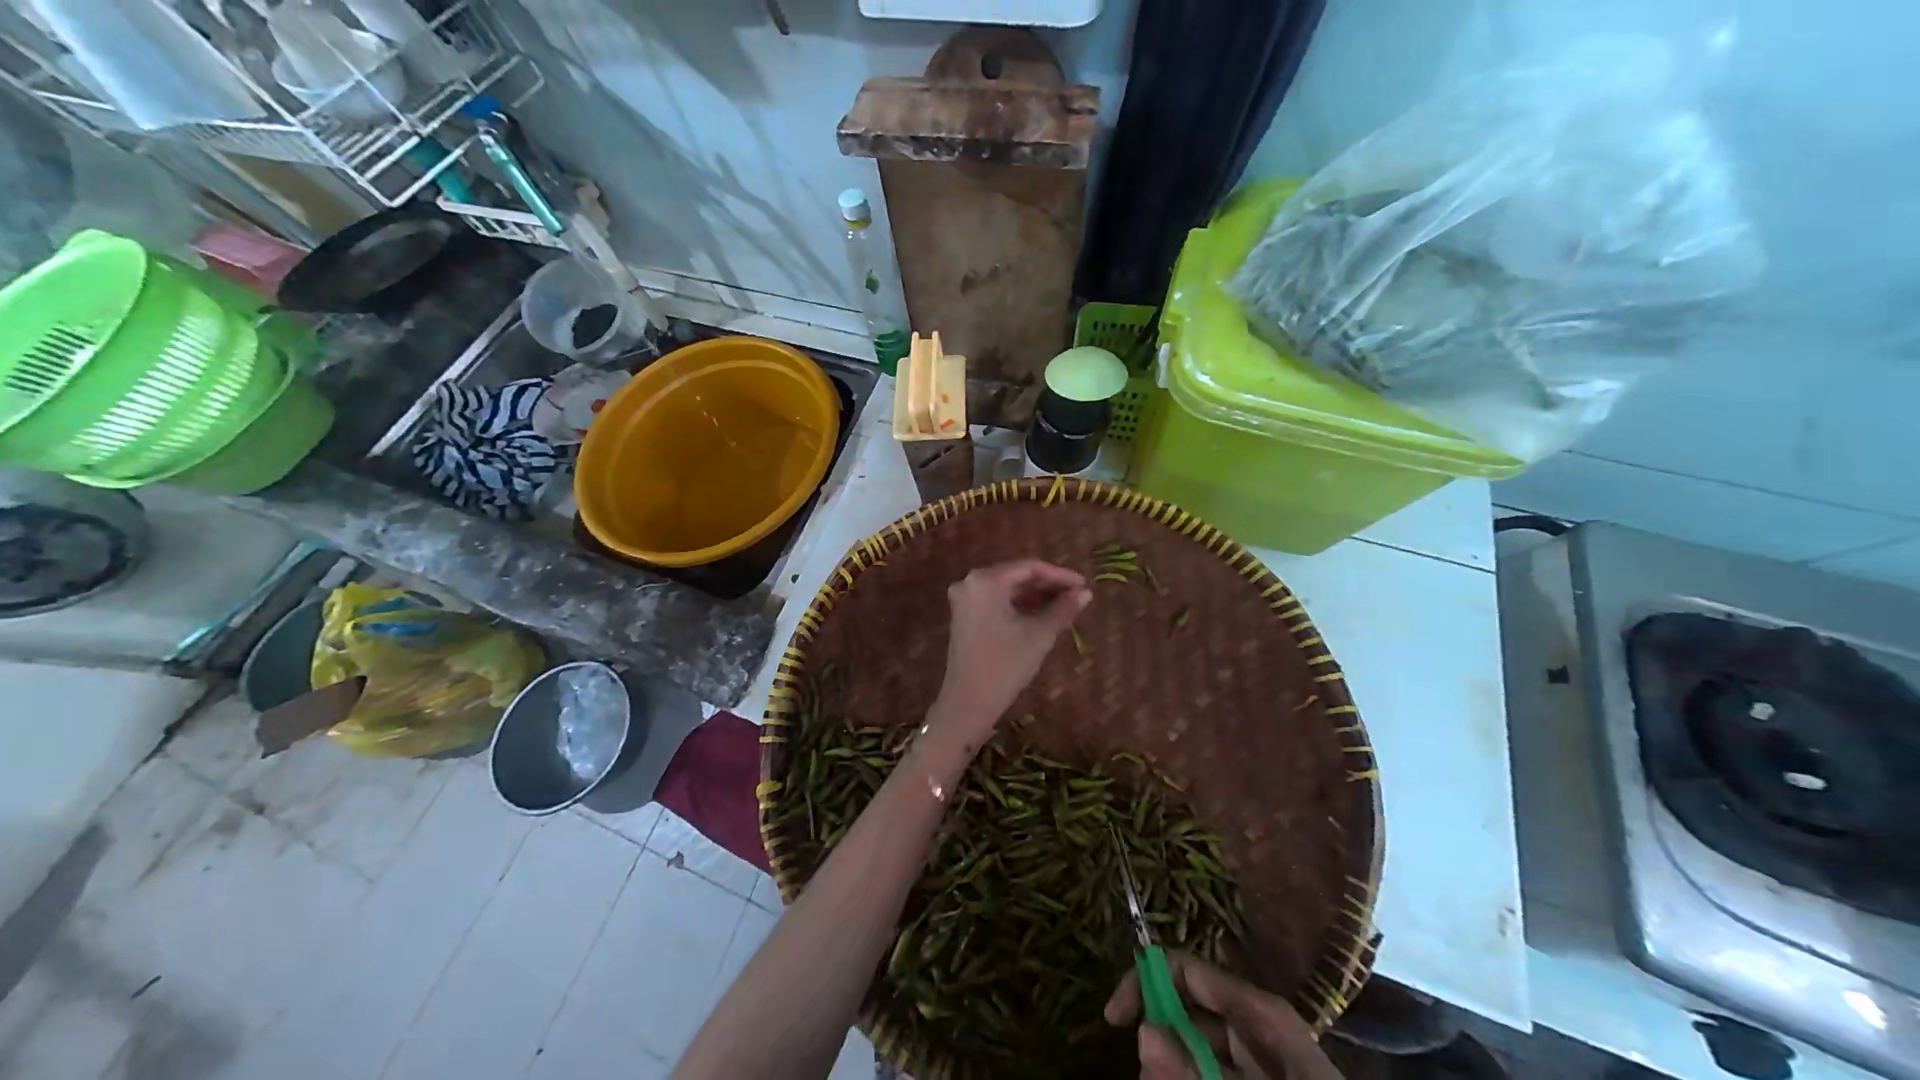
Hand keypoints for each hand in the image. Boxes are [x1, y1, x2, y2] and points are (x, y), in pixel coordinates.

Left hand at [930, 559, 1091, 734]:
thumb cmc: (1005, 666)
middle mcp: (971, 582)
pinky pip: (998, 602)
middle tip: (1078, 597)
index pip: (1030, 567)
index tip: (1085, 585)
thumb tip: (1086, 593)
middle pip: (1018, 576)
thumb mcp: (1039, 635)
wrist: (968, 703)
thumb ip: (1063, 609)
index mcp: (986, 580)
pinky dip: (1020, 607)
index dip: (1060, 575)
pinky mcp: (965, 616)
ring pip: (1009, 590)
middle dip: (1049, 586)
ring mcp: (966, 600)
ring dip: (1036, 597)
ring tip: (1066, 608)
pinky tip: (1043, 617)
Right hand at [1105, 952, 1343, 1079]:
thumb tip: (1142, 1031)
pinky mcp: (1261, 1074)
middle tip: (1142, 1074)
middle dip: (1159, 1039)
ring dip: (1175, 1066)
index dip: (1144, 981)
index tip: (1115, 1018)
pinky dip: (1194, 1074)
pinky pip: (1217, 1069)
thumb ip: (1196, 1066)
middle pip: (1188, 1015)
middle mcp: (1257, 1027)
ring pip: (1200, 1050)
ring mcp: (1261, 1058)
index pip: (1186, 968)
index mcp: (1259, 1010)